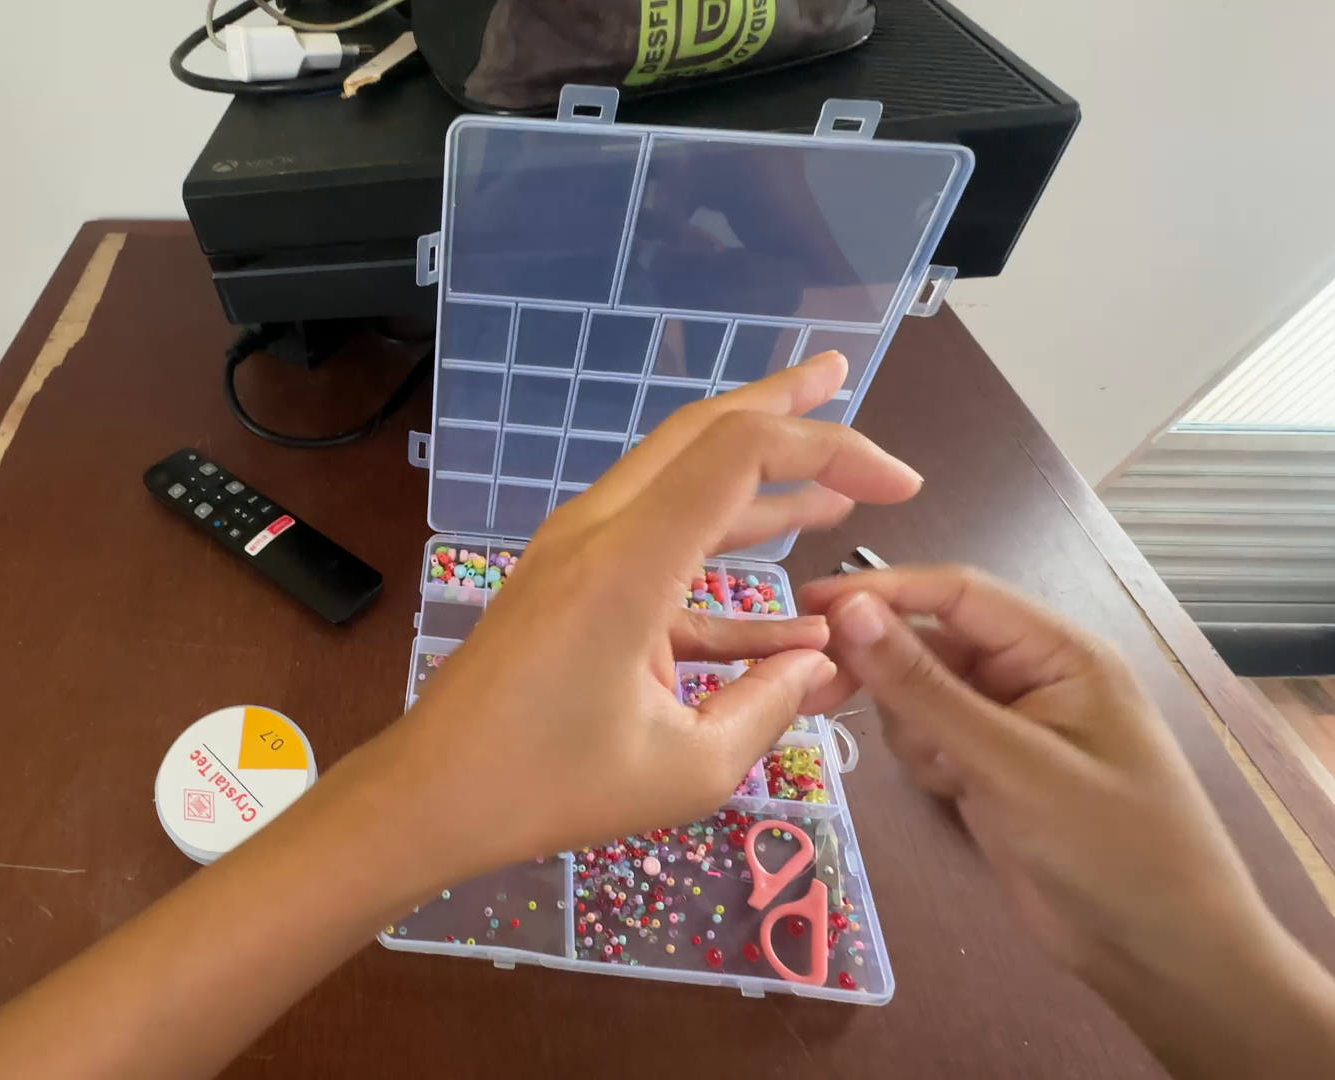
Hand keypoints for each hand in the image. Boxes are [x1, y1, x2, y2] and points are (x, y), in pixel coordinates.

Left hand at [373, 350, 921, 880]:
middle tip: (839, 378)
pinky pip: (650, 549)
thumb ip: (771, 704)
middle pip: (696, 435)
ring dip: (751, 484)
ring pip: (673, 485)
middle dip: (777, 406)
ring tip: (829, 493)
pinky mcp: (565, 581)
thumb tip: (825, 661)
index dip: (827, 445)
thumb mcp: (687, 766)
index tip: (897, 482)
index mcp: (626, 560)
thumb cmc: (550, 784)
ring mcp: (573, 552)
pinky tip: (776, 611)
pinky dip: (711, 565)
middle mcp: (596, 532)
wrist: (437, 789)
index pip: (738, 451)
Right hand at [799, 567, 1334, 1078]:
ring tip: (939, 771)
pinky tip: (951, 789)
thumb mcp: (1007, 762)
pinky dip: (917, 753)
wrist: (1156, 959)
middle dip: (878, 664)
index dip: (877, 589)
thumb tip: (847, 610)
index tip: (806, 602)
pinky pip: (917, 727)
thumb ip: (921, 684)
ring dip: (905, 721)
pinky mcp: (980, 754)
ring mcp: (1001, 716)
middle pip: (922, 638)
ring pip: (910, 686)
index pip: (952, 592)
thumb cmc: (1108, 849)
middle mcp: (1025, 671)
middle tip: (820, 687)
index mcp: (1056, 651)